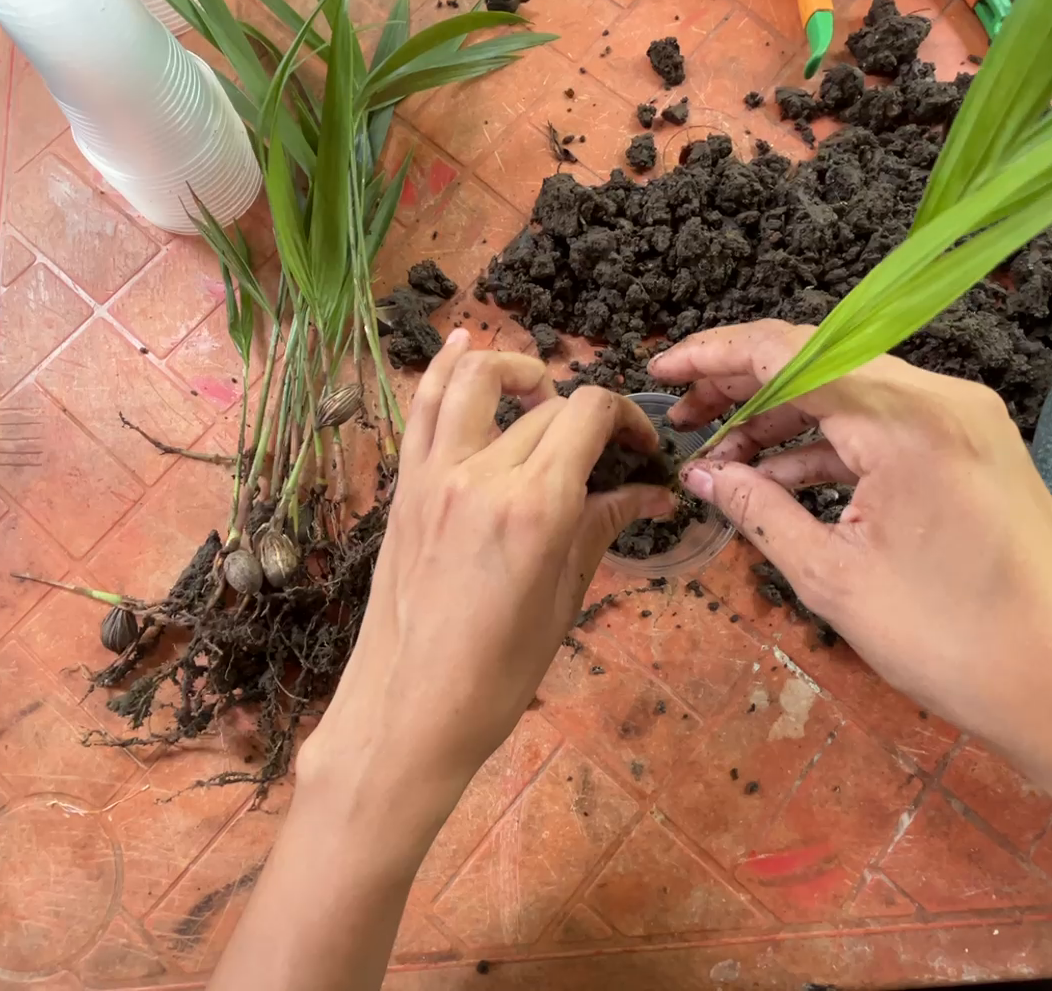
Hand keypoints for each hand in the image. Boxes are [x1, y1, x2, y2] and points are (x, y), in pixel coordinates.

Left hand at [302, 329, 672, 805]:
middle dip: (590, 416)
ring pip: (475, 377)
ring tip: (540, 392)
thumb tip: (646, 491)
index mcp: (535, 506)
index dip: (627, 417)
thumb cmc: (498, 674)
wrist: (407, 710)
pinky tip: (460, 342)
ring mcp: (435, 472)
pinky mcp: (405, 483)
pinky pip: (420, 405)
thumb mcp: (564, 600)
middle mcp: (483, 473)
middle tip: (607, 453)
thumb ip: (601, 527)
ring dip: (517, 369)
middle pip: (548, 405)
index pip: (589, 414)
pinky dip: (442, 366)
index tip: (641, 449)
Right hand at [648, 320, 1051, 814]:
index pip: (789, 351)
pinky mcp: (970, 450)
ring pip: (847, 396)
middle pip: (817, 365)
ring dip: (780, 422)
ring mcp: (961, 421)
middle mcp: (939, 398)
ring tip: (721, 458)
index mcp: (905, 418)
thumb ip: (757, 508)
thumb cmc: (951, 642)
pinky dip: (825, 446)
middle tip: (683, 422)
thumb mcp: (831, 577)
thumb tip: (697, 472)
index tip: (661, 370)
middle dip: (740, 389)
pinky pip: (880, 428)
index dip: (714, 354)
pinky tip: (780, 477)